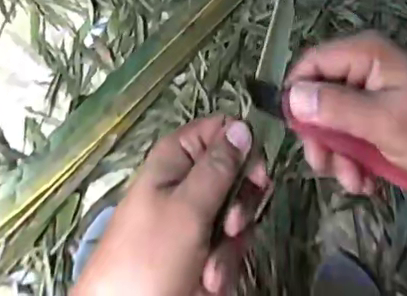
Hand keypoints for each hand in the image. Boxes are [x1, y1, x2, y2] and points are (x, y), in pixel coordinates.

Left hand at [72, 116, 269, 295]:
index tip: (257, 177)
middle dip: (241, 206)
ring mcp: (194, 219)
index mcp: (178, 156)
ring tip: (210, 270)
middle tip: (230, 226)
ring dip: (231, 246)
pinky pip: (229, 248)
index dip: (245, 150)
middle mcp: (187, 181)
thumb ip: (219, 166)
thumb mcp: (187, 208)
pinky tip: (207, 285)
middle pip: (236, 174)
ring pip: (237, 215)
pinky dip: (223, 268)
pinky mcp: (200, 253)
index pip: (223, 130)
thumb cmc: (149, 258)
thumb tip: (243, 126)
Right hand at [284, 32, 406, 200]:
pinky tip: (367, 182)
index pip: (312, 61)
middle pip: (319, 93)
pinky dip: (353, 160)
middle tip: (325, 168)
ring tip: (355, 183)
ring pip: (332, 120)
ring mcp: (373, 92)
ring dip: (338, 155)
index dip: (297, 93)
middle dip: (321, 134)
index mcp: (366, 52)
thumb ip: (337, 107)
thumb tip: (290, 96)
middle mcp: (365, 66)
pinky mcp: (379, 117)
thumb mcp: (385, 121)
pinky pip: (351, 135)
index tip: (296, 133)